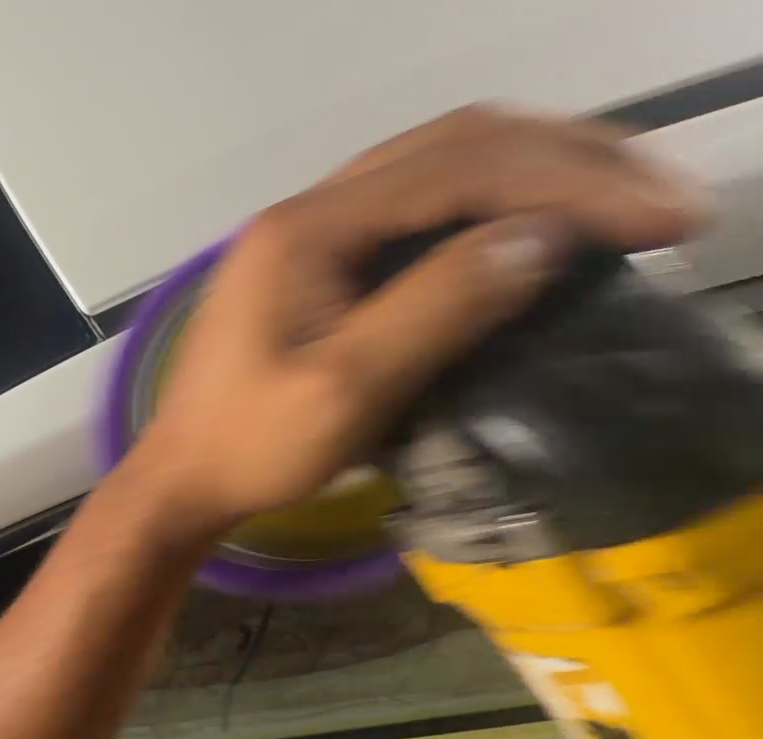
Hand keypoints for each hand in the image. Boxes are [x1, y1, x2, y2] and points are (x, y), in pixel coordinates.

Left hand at [124, 106, 702, 537]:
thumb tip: (543, 234)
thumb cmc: (251, 447)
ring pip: (429, 172)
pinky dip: (477, 211)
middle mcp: (298, 217)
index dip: (574, 181)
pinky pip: (404, 214)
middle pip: (449, 147)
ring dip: (527, 176)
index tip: (667, 220)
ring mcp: (297, 241)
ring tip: (614, 206)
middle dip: (564, 160)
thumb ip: (440, 305)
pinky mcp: (303, 271)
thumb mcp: (346, 386)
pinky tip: (523, 235)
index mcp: (303, 232)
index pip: (460, 167)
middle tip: (656, 202)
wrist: (181, 480)